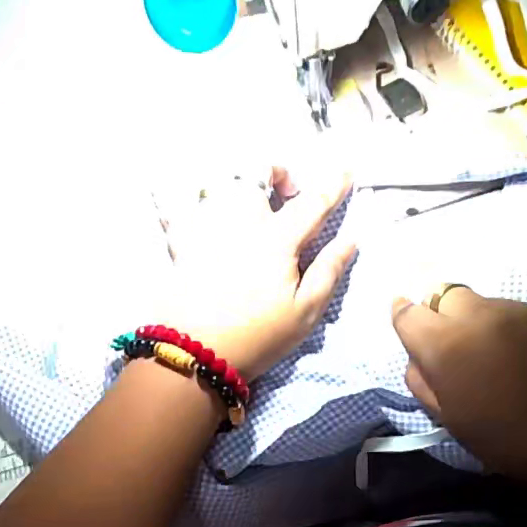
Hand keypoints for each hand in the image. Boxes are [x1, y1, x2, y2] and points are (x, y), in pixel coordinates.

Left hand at [165, 166, 356, 379]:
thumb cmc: (258, 337)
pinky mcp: (180, 243)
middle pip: (255, 174)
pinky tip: (192, 210)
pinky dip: (187, 198)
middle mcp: (240, 223)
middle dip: (276, 172)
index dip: (331, 186)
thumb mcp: (305, 312)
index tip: (345, 174)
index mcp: (276, 239)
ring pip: (217, 182)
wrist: (194, 354)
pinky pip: (178, 205)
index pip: (311, 203)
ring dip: (237, 182)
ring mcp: (206, 229)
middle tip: (287, 191)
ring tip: (247, 199)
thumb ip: (328, 272)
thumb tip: (349, 240)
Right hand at [392, 286, 526, 480]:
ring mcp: (508, 309)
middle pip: (441, 294)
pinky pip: (501, 309)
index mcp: (445, 344)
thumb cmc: (506, 439)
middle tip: (447, 347)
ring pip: (473, 300)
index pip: (407, 313)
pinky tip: (510, 353)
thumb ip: (424, 383)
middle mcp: (473, 314)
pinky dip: (494, 324)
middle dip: (437, 314)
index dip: (403, 320)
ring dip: (468, 319)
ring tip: (483, 353)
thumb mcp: (450, 420)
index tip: (408, 333)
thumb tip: (418, 359)